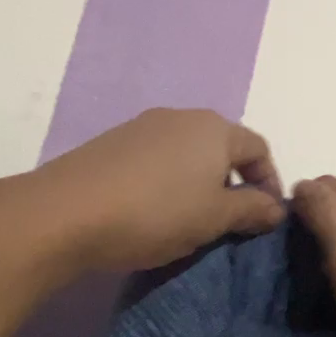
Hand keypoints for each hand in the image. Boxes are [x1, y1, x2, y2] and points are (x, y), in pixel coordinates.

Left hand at [33, 108, 283, 271]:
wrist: (60, 215)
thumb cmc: (155, 213)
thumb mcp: (216, 218)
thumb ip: (253, 209)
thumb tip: (275, 208)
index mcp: (216, 129)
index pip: (259, 149)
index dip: (269, 182)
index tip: (266, 216)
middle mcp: (182, 117)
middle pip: (223, 147)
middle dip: (233, 181)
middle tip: (231, 218)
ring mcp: (142, 127)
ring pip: (187, 153)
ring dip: (198, 182)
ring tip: (191, 218)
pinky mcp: (110, 144)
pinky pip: (155, 160)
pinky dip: (165, 181)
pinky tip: (153, 211)